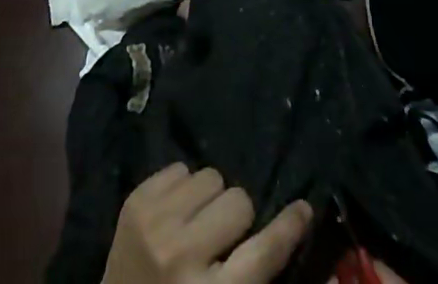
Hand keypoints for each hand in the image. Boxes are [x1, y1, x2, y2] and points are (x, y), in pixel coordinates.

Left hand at [103, 164, 313, 283]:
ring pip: (212, 177)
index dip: (289, 226)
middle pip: (240, 202)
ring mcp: (154, 227)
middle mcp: (182, 257)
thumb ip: (258, 268)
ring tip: (195, 223)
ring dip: (209, 199)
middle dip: (237, 218)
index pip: (265, 251)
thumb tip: (302, 217)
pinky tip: (172, 214)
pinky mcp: (134, 205)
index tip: (303, 208)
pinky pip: (180, 169)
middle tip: (222, 239)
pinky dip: (182, 188)